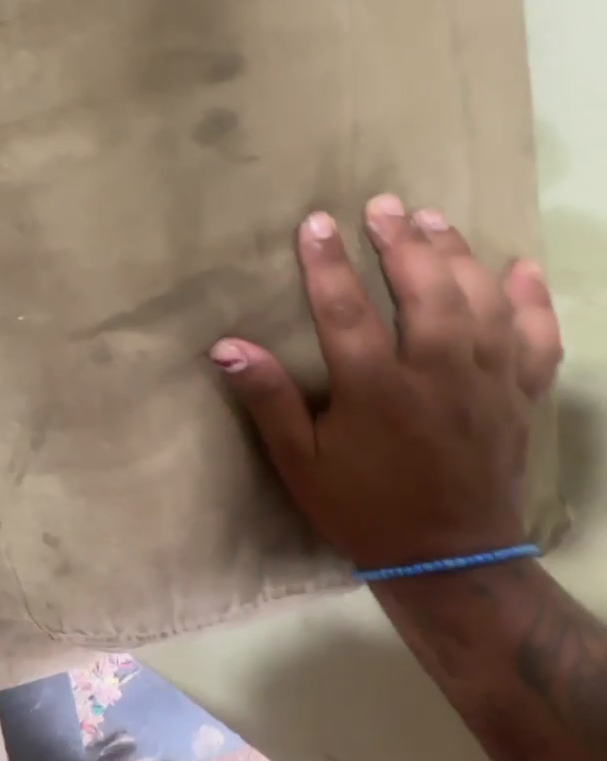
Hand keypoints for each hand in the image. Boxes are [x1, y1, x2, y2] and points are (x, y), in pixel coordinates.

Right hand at [211, 194, 562, 569]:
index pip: (347, 312)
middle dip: (403, 245)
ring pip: (481, 306)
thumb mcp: (295, 458)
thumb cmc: (356, 504)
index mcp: (376, 390)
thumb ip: (267, 397)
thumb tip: (226, 346)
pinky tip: (513, 269)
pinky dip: (527, 301)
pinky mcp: (520, 398)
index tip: (315, 224)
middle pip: (425, 295)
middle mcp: (438, 377)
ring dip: (457, 258)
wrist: (446, 554)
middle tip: (383, 206)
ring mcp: (488, 385)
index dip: (328, 265)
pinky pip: (534, 340)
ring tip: (433, 220)